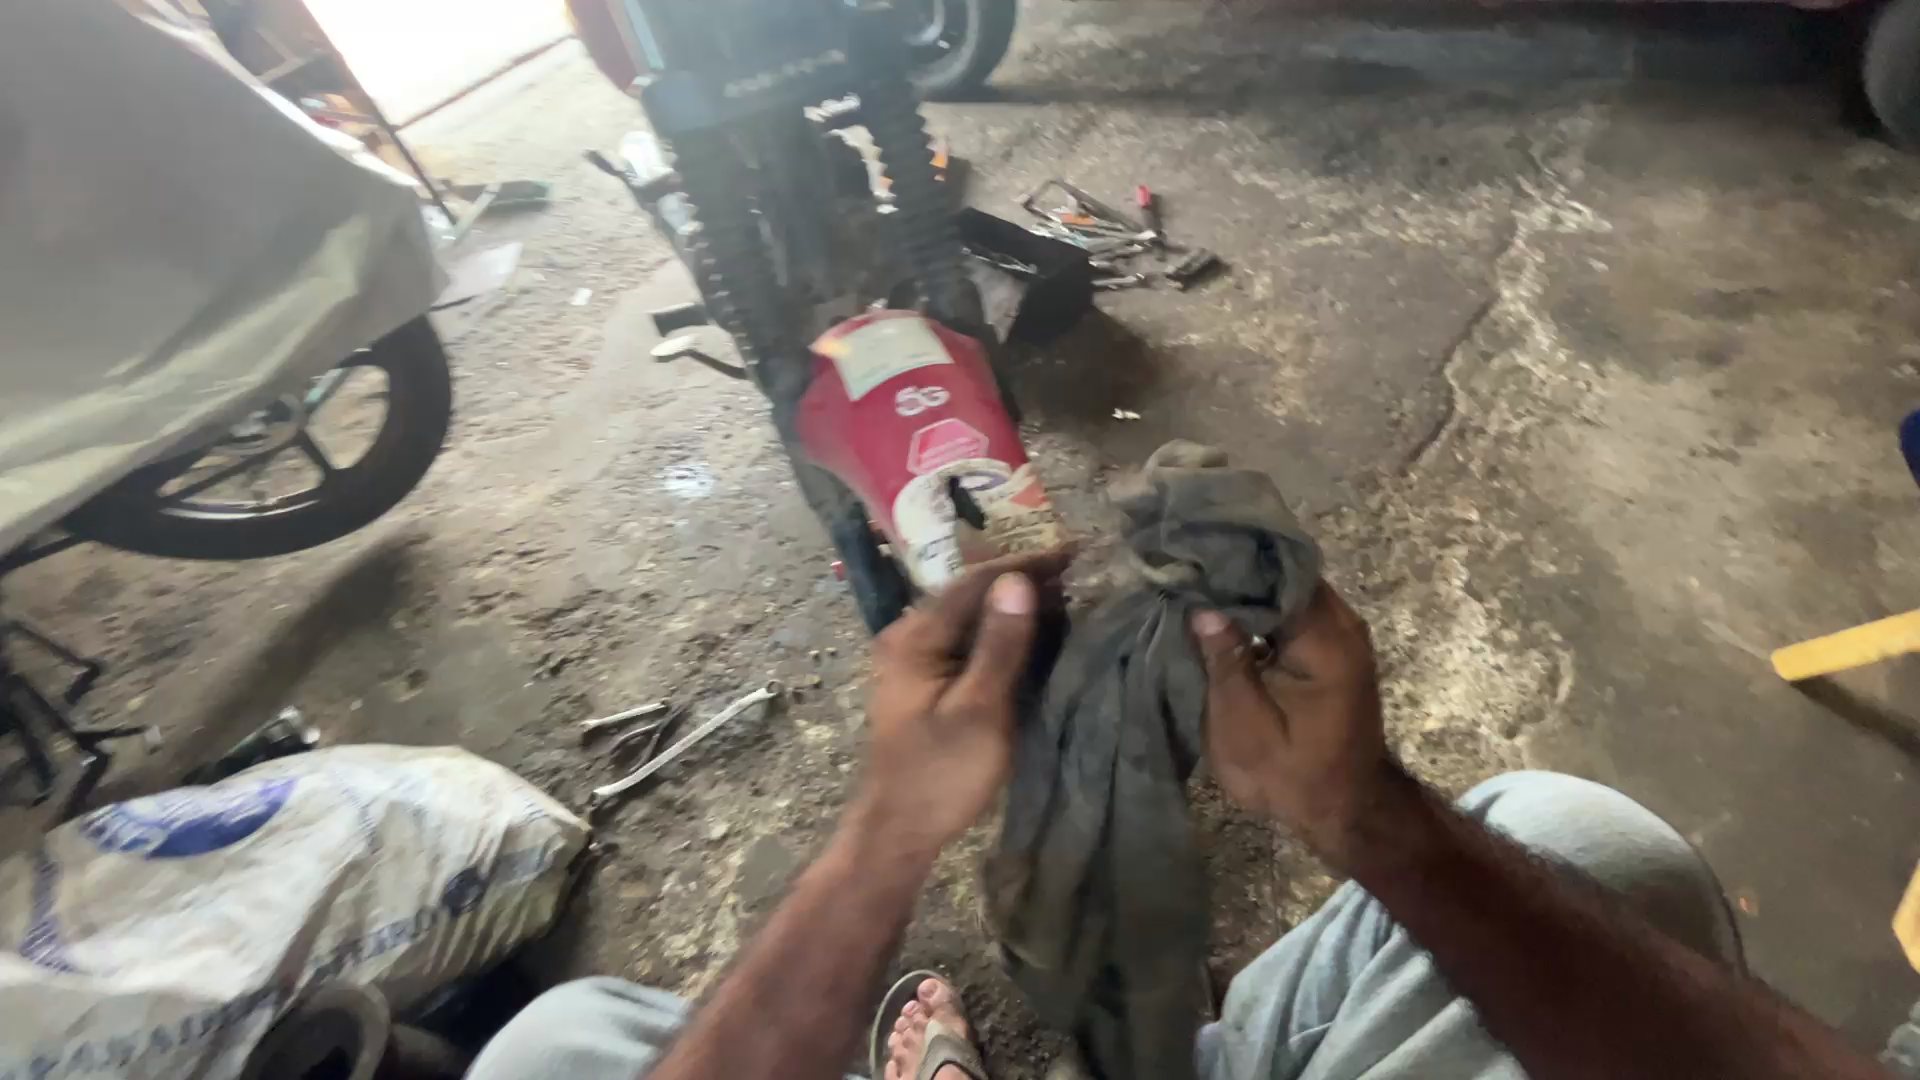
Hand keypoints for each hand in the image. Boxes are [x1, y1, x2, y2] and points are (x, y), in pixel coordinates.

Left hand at [854, 550, 1072, 857]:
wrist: (899, 830)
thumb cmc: (940, 774)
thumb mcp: (978, 710)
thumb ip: (999, 645)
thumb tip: (1020, 581)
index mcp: (916, 636)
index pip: (976, 581)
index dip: (1026, 564)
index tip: (1075, 553)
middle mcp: (910, 635)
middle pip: (972, 593)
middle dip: (1024, 581)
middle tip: (1080, 574)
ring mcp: (917, 657)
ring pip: (972, 616)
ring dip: (1016, 605)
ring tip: (1069, 597)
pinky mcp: (928, 678)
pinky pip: (969, 640)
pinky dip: (1004, 633)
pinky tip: (1037, 633)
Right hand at [1190, 581, 1390, 864]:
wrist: (1342, 811)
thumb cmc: (1291, 774)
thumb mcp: (1244, 725)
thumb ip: (1224, 662)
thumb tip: (1202, 607)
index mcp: (1325, 642)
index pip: (1275, 577)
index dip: (1229, 567)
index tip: (1186, 563)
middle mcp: (1342, 626)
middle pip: (1284, 575)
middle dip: (1235, 572)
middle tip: (1184, 571)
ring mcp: (1340, 635)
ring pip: (1287, 589)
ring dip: (1244, 589)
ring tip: (1195, 586)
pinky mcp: (1331, 647)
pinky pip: (1292, 608)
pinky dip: (1259, 606)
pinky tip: (1221, 612)